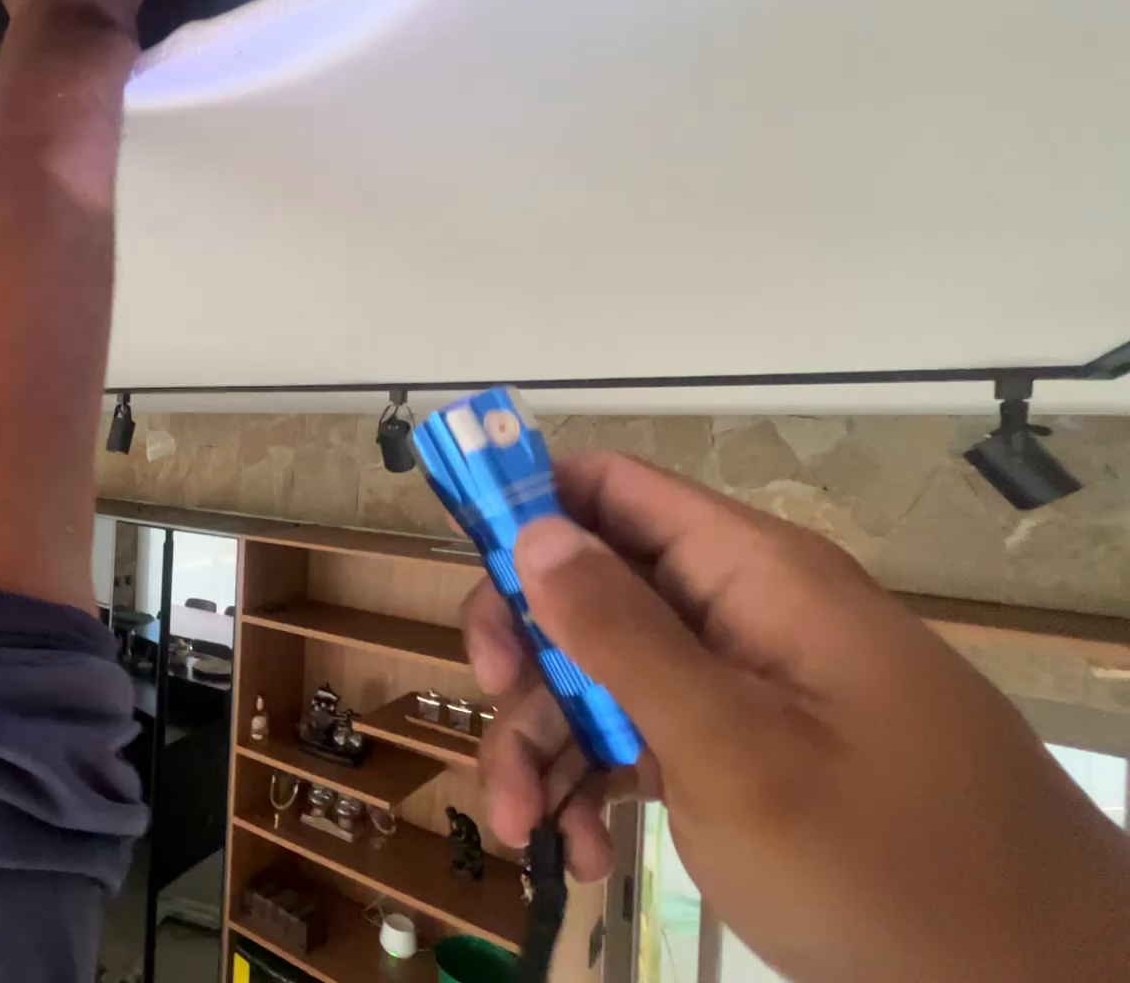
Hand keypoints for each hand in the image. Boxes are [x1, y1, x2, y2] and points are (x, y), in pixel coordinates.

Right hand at [465, 451, 1129, 981]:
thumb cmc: (896, 874)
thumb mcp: (735, 750)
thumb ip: (622, 633)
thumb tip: (529, 531)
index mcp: (747, 575)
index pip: (608, 489)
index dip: (526, 503)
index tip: (467, 558)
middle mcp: (728, 612)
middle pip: (579, 585)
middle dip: (522, 647)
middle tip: (490, 700)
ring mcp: (724, 682)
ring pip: (588, 671)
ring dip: (540, 739)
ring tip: (524, 823)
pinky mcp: (721, 744)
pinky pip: (622, 734)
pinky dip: (584, 784)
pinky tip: (580, 850)